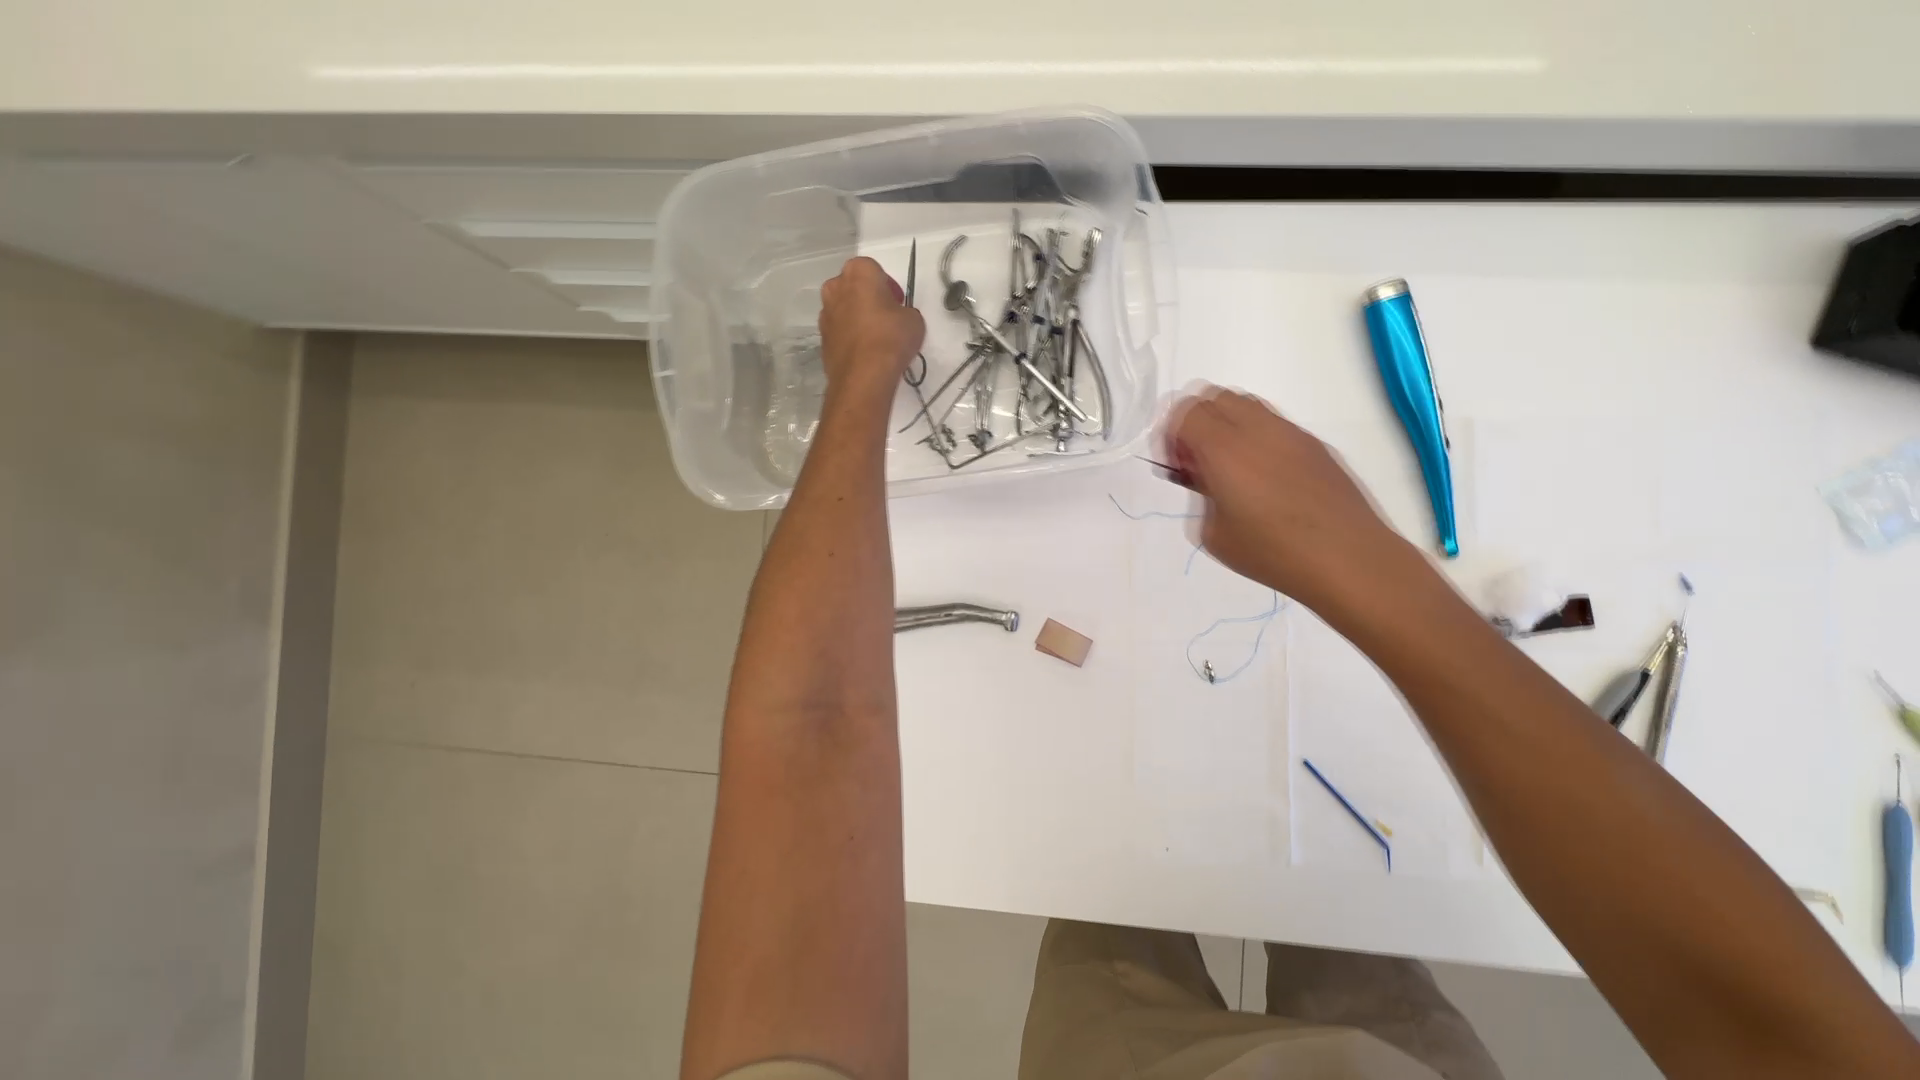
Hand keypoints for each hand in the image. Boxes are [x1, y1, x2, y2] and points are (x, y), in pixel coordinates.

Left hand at [818, 257, 924, 402]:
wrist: (863, 376)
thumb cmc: (891, 338)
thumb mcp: (914, 320)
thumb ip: (904, 311)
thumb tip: (898, 319)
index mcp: (858, 272)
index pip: (872, 269)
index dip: (886, 285)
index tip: (895, 302)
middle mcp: (835, 287)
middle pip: (852, 286)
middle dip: (866, 297)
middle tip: (884, 317)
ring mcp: (825, 313)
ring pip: (843, 308)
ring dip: (855, 317)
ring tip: (874, 338)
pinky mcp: (821, 338)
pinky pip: (839, 331)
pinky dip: (849, 337)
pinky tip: (863, 353)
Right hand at [1163, 385, 1399, 607]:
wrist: (1347, 558)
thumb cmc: (1272, 553)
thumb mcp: (1214, 535)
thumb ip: (1202, 496)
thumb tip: (1208, 480)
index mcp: (1224, 449)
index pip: (1184, 412)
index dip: (1171, 436)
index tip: (1178, 468)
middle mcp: (1256, 429)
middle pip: (1214, 397)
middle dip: (1197, 424)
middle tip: (1200, 464)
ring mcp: (1290, 432)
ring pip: (1246, 404)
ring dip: (1228, 426)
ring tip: (1232, 470)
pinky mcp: (1314, 444)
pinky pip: (1275, 424)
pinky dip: (1257, 438)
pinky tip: (1267, 480)